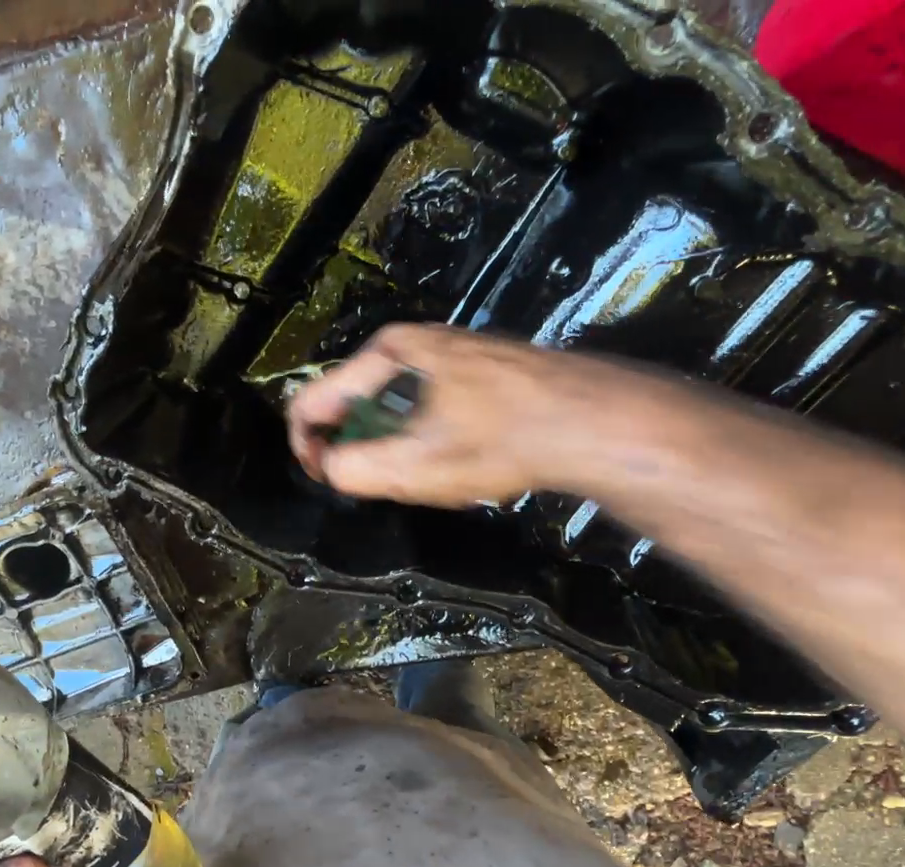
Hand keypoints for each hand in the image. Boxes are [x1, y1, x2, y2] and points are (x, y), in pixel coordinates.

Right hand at [286, 324, 627, 506]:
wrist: (597, 423)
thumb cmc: (501, 439)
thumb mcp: (416, 466)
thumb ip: (352, 470)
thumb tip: (329, 467)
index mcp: (385, 354)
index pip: (311, 400)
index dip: (308, 448)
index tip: (330, 481)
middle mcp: (409, 345)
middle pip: (350, 406)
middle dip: (360, 450)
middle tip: (393, 482)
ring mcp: (444, 355)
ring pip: (388, 411)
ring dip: (395, 449)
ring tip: (435, 473)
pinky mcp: (472, 371)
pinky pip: (422, 409)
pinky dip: (425, 439)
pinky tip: (461, 459)